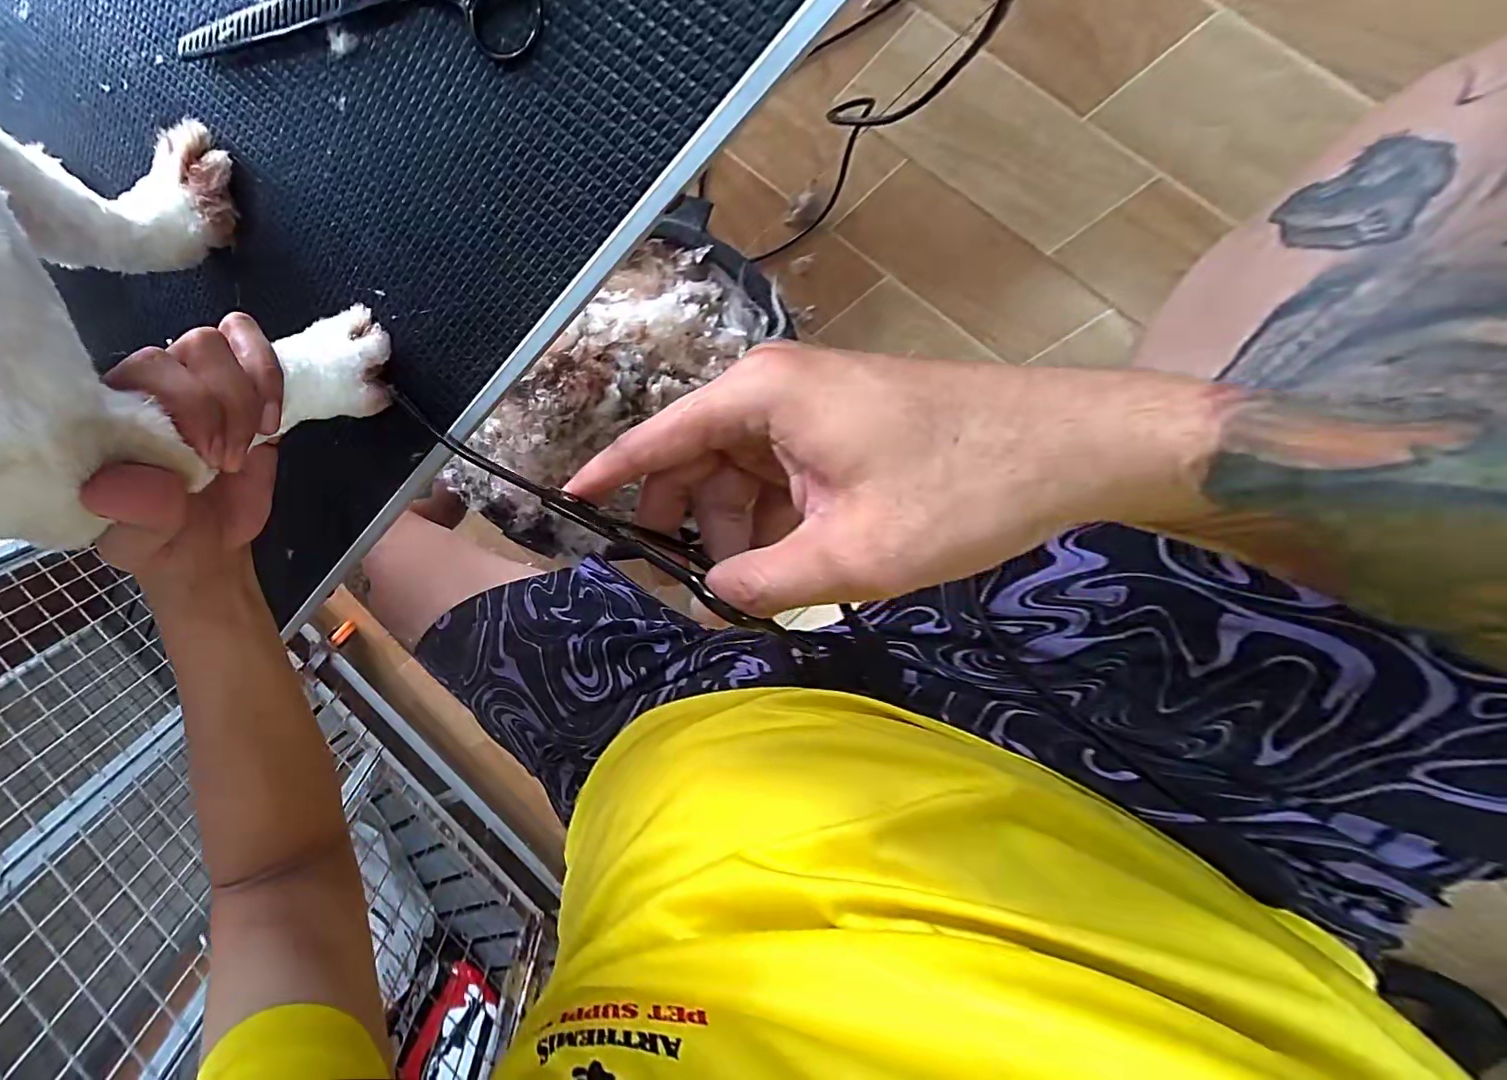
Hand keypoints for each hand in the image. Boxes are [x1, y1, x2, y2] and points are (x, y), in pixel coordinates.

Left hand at [80, 313, 284, 614]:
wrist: (210, 552)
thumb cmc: (165, 542)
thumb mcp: (138, 542)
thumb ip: (131, 512)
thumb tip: (111, 484)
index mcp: (119, 411)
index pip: (149, 367)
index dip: (187, 402)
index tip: (205, 458)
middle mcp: (160, 386)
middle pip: (195, 347)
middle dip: (223, 403)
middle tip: (228, 461)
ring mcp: (206, 384)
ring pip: (226, 339)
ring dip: (249, 392)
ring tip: (252, 442)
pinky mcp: (249, 393)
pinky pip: (259, 350)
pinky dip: (272, 377)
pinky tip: (273, 421)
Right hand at [565, 342, 1231, 615]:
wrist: (1080, 447)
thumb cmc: (964, 487)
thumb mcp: (853, 553)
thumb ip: (761, 582)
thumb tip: (707, 599)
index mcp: (761, 395)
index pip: (659, 436)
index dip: (610, 474)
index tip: (566, 500)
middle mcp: (771, 392)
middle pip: (694, 463)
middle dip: (689, 527)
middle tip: (695, 589)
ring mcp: (801, 411)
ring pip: (734, 479)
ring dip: (738, 535)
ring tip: (764, 589)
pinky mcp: (830, 432)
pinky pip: (772, 482)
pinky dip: (771, 526)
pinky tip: (794, 565)